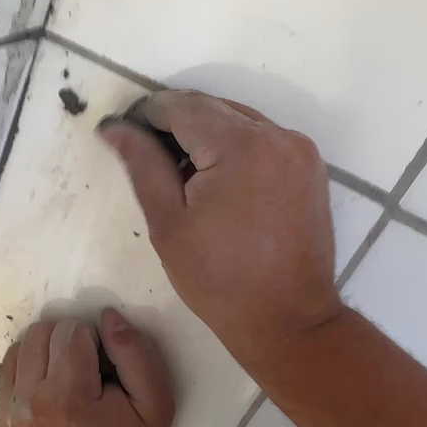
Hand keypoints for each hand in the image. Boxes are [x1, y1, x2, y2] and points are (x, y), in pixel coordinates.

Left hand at [0, 309, 174, 426]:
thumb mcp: (157, 402)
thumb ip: (136, 353)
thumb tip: (106, 317)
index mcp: (68, 400)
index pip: (71, 332)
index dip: (94, 342)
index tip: (104, 370)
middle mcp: (29, 406)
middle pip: (41, 333)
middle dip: (67, 342)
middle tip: (86, 371)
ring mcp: (8, 417)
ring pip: (21, 347)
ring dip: (45, 353)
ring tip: (66, 378)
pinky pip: (8, 371)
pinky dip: (30, 371)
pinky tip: (49, 391)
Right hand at [100, 90, 343, 367]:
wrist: (287, 319)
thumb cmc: (219, 279)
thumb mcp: (168, 223)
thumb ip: (143, 165)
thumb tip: (116, 128)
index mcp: (242, 146)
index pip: (184, 107)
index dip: (147, 113)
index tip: (121, 129)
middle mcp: (278, 136)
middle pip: (213, 109)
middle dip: (175, 123)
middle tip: (142, 151)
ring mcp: (299, 151)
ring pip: (239, 121)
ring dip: (205, 134)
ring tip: (176, 171)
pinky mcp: (309, 168)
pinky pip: (262, 141)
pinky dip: (233, 148)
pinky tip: (213, 180)